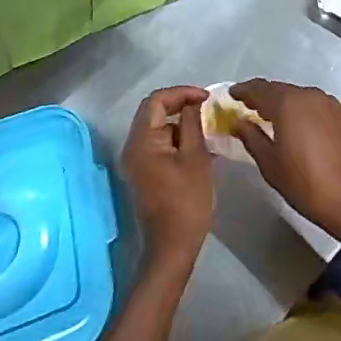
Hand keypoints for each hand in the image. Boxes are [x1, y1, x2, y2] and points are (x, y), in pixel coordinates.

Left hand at [121, 86, 213, 265]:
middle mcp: (132, 146)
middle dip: (180, 105)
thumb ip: (193, 124)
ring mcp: (136, 161)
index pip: (156, 100)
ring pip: (157, 128)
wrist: (172, 246)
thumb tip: (194, 103)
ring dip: (180, 123)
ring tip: (207, 125)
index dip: (181, 93)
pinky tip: (199, 145)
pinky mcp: (143, 172)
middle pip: (153, 112)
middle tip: (206, 108)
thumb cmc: (186, 201)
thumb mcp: (196, 158)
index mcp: (141, 141)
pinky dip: (177, 139)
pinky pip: (158, 144)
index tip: (206, 98)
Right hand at [231, 80, 340, 245]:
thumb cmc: (305, 183)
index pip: (259, 89)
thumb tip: (239, 123)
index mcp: (287, 103)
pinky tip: (295, 124)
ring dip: (281, 102)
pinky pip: (312, 104)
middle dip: (261, 96)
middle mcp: (308, 95)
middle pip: (278, 89)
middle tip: (247, 106)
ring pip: (297, 95)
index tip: (232, 95)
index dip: (243, 91)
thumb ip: (251, 137)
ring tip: (269, 116)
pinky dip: (299, 109)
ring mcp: (327, 103)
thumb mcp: (269, 163)